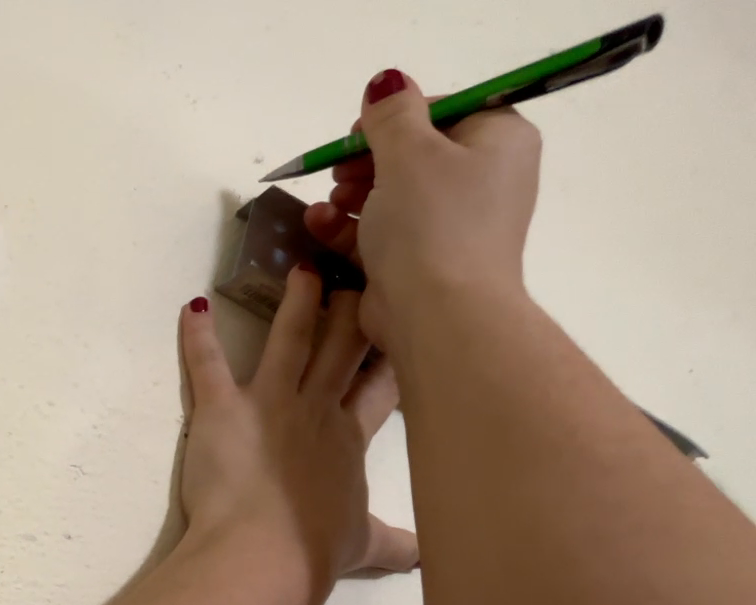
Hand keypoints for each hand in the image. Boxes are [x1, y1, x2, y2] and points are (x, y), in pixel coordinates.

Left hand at [179, 271, 416, 586]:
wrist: (263, 552)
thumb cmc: (311, 551)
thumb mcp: (363, 545)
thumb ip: (395, 544)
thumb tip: (426, 555)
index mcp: (351, 438)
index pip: (381, 382)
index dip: (394, 352)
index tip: (406, 325)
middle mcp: (317, 409)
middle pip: (344, 345)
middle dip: (354, 308)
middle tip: (359, 274)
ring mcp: (270, 403)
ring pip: (290, 339)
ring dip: (296, 302)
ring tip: (301, 269)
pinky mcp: (222, 409)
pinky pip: (207, 365)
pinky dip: (195, 337)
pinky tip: (190, 308)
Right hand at [302, 69, 542, 353]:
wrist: (438, 311)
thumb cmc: (431, 224)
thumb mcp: (409, 156)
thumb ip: (393, 115)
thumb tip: (386, 82)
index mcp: (497, 141)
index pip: (444, 111)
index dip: (395, 119)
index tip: (354, 136)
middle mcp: (479, 179)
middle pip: (411, 155)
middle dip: (365, 162)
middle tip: (336, 171)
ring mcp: (447, 223)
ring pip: (388, 196)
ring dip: (348, 196)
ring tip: (324, 203)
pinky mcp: (416, 259)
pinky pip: (377, 232)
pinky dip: (346, 227)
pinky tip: (318, 224)